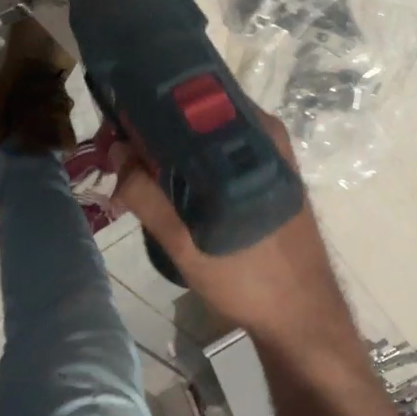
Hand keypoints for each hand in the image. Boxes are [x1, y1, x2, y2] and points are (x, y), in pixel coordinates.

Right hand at [110, 114, 350, 346]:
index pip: (188, 95)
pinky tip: (164, 185)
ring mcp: (268, 156)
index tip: (113, 125)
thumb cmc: (248, 278)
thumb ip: (146, 194)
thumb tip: (116, 151)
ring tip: (131, 170)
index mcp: (251, 135)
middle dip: (150, 128)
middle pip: (194, 114)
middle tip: (116, 154)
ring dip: (167, 148)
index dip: (144, 105)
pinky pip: (217, 155)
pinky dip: (188, 162)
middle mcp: (263, 135)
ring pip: (204, 136)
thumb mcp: (185, 241)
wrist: (303, 320)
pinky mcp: (266, 177)